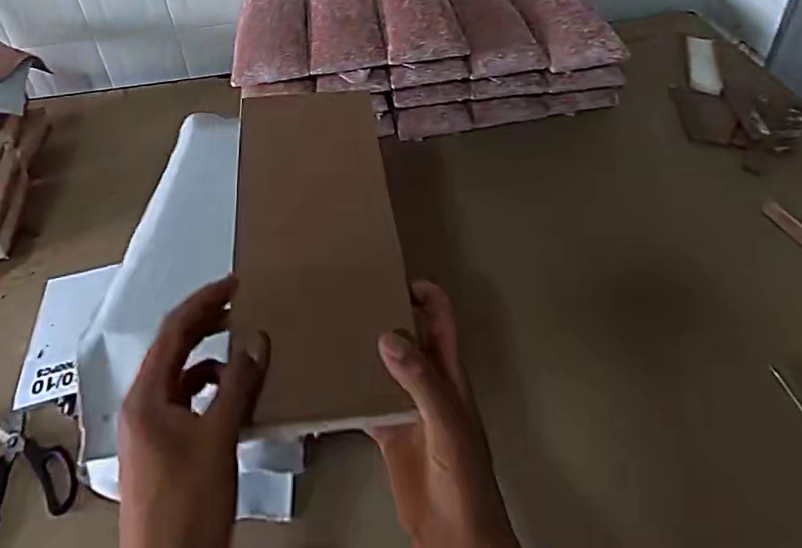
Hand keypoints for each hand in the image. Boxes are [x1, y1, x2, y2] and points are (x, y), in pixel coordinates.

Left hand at [118, 276, 267, 547]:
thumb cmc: (188, 502)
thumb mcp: (220, 436)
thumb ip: (238, 383)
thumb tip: (257, 339)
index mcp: (146, 398)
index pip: (173, 332)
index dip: (203, 301)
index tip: (233, 282)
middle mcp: (142, 407)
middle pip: (173, 348)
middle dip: (205, 320)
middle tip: (239, 300)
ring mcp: (150, 429)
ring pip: (179, 373)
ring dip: (208, 352)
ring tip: (240, 340)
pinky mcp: (163, 447)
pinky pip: (185, 398)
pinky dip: (208, 383)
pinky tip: (232, 387)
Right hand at [368, 281, 520, 547]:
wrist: (456, 533)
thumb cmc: (466, 476)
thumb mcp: (446, 421)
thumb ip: (420, 381)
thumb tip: (391, 339)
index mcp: (450, 374)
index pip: (442, 321)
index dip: (428, 295)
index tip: (400, 279)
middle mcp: (428, 385)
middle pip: (411, 338)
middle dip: (391, 315)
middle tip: (362, 299)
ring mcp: (408, 409)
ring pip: (387, 369)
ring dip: (369, 353)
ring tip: (342, 334)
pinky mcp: (391, 435)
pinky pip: (368, 406)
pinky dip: (352, 396)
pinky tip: (334, 389)